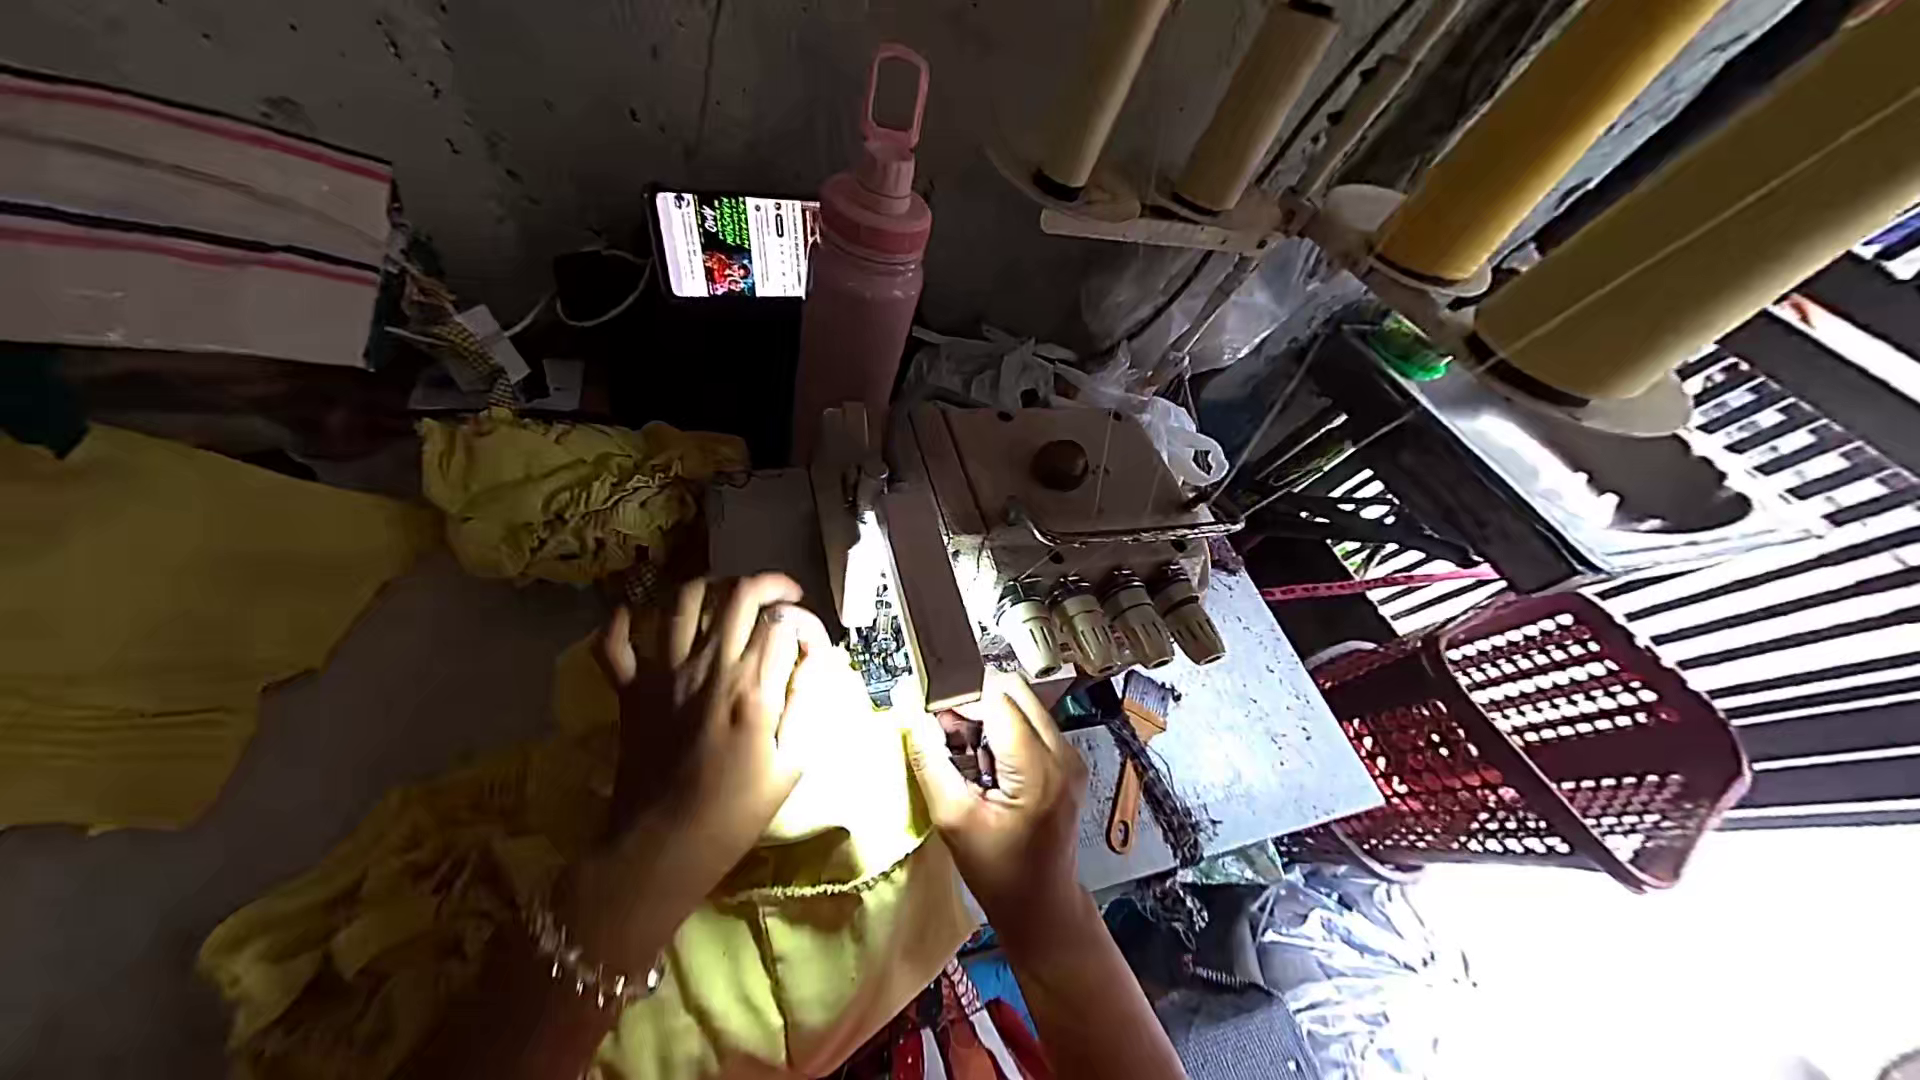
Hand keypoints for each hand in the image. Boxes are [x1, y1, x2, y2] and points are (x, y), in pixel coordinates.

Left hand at [569, 574, 828, 966]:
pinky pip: (615, 644)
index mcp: (751, 688)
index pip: (782, 623)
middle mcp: (708, 668)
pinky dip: (623, 621)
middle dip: (769, 583)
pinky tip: (640, 614)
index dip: (803, 621)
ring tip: (728, 595)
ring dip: (711, 586)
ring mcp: (663, 675)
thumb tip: (818, 658)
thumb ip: (806, 703)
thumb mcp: (790, 764)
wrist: (660, 849)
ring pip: (683, 602)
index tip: (809, 639)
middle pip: (739, 596)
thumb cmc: (734, 813)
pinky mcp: (630, 691)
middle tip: (784, 596)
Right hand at [905, 671, 1088, 939]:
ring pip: (1021, 703)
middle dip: (972, 700)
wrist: (1043, 906)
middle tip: (943, 730)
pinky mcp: (1066, 761)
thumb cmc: (1000, 873)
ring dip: (986, 714)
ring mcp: (1069, 755)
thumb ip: (930, 761)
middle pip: (1013, 691)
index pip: (997, 699)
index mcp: (1039, 769)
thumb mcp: (953, 819)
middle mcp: (1063, 753)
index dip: (959, 697)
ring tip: (961, 750)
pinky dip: (1001, 729)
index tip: (931, 712)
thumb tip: (910, 716)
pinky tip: (982, 760)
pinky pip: (1029, 722)